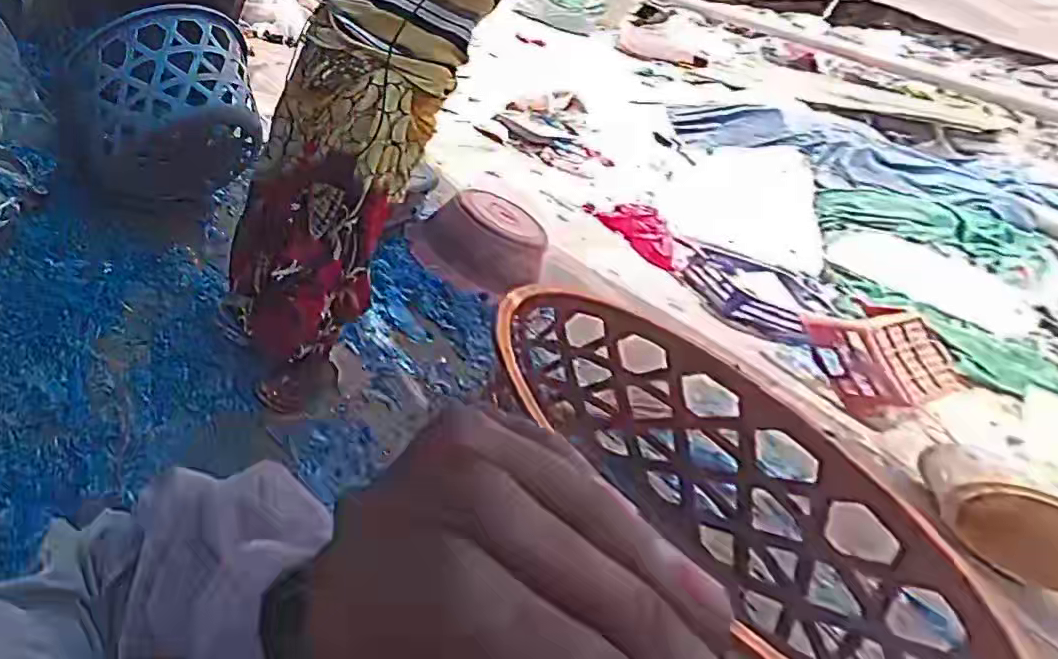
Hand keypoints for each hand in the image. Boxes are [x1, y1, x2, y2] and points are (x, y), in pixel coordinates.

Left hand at [304, 406, 733, 658]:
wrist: (342, 594)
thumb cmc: (399, 646)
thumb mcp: (458, 657)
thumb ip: (551, 640)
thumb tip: (641, 642)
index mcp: (392, 578)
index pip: (513, 617)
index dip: (604, 654)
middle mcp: (410, 491)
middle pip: (547, 537)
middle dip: (644, 609)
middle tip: (715, 656)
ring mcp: (432, 445)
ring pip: (551, 477)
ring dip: (639, 545)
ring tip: (705, 609)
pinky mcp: (455, 422)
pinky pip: (541, 444)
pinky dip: (596, 489)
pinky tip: (638, 536)